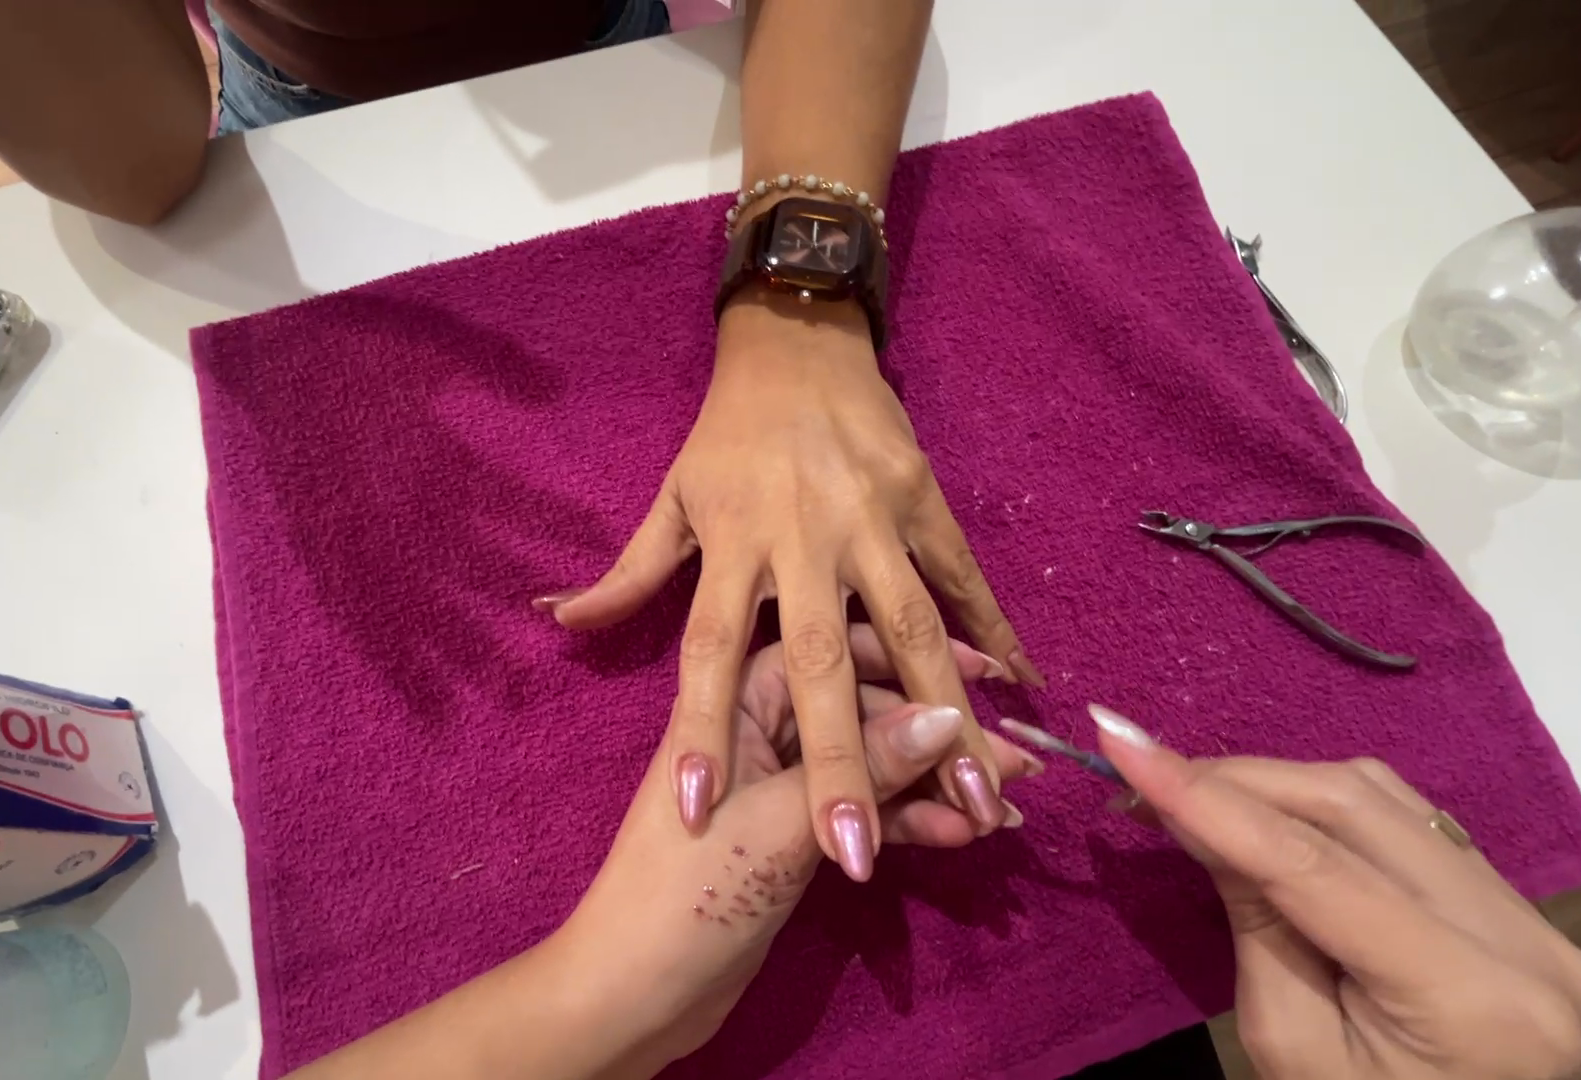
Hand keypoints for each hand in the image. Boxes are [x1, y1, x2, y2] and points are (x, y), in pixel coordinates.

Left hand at [542, 290, 1040, 873]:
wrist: (799, 347)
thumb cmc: (727, 435)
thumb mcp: (671, 497)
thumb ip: (624, 571)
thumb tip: (555, 622)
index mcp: (732, 543)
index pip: (708, 649)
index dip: (700, 729)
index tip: (694, 811)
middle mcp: (804, 538)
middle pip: (818, 659)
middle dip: (836, 758)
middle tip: (852, 852)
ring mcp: (873, 521)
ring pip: (911, 627)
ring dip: (943, 713)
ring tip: (975, 798)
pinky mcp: (926, 501)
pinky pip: (963, 576)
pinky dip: (994, 629)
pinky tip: (1024, 690)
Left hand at [557, 633, 1042, 1074]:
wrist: (638, 989)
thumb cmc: (692, 886)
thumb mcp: (783, 820)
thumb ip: (864, 765)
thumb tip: (947, 713)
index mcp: (737, 700)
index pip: (827, 653)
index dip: (901, 655)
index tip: (976, 669)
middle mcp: (762, 728)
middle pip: (859, 711)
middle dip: (933, 734)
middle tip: (1010, 760)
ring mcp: (782, 783)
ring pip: (868, 767)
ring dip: (932, 785)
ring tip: (1005, 807)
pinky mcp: (798, 832)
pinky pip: (861, 813)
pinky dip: (907, 824)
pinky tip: (962, 835)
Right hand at [1091, 705, 1580, 1079]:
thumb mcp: (1283, 1034)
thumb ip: (1249, 914)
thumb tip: (1181, 808)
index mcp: (1473, 999)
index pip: (1308, 863)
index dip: (1202, 795)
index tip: (1116, 740)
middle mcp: (1523, 939)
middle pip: (1346, 805)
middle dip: (1226, 779)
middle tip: (1137, 774)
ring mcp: (1524, 912)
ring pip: (1369, 792)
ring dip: (1262, 782)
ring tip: (1189, 796)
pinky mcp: (1504, 898)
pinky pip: (1393, 809)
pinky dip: (1306, 796)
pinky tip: (1258, 812)